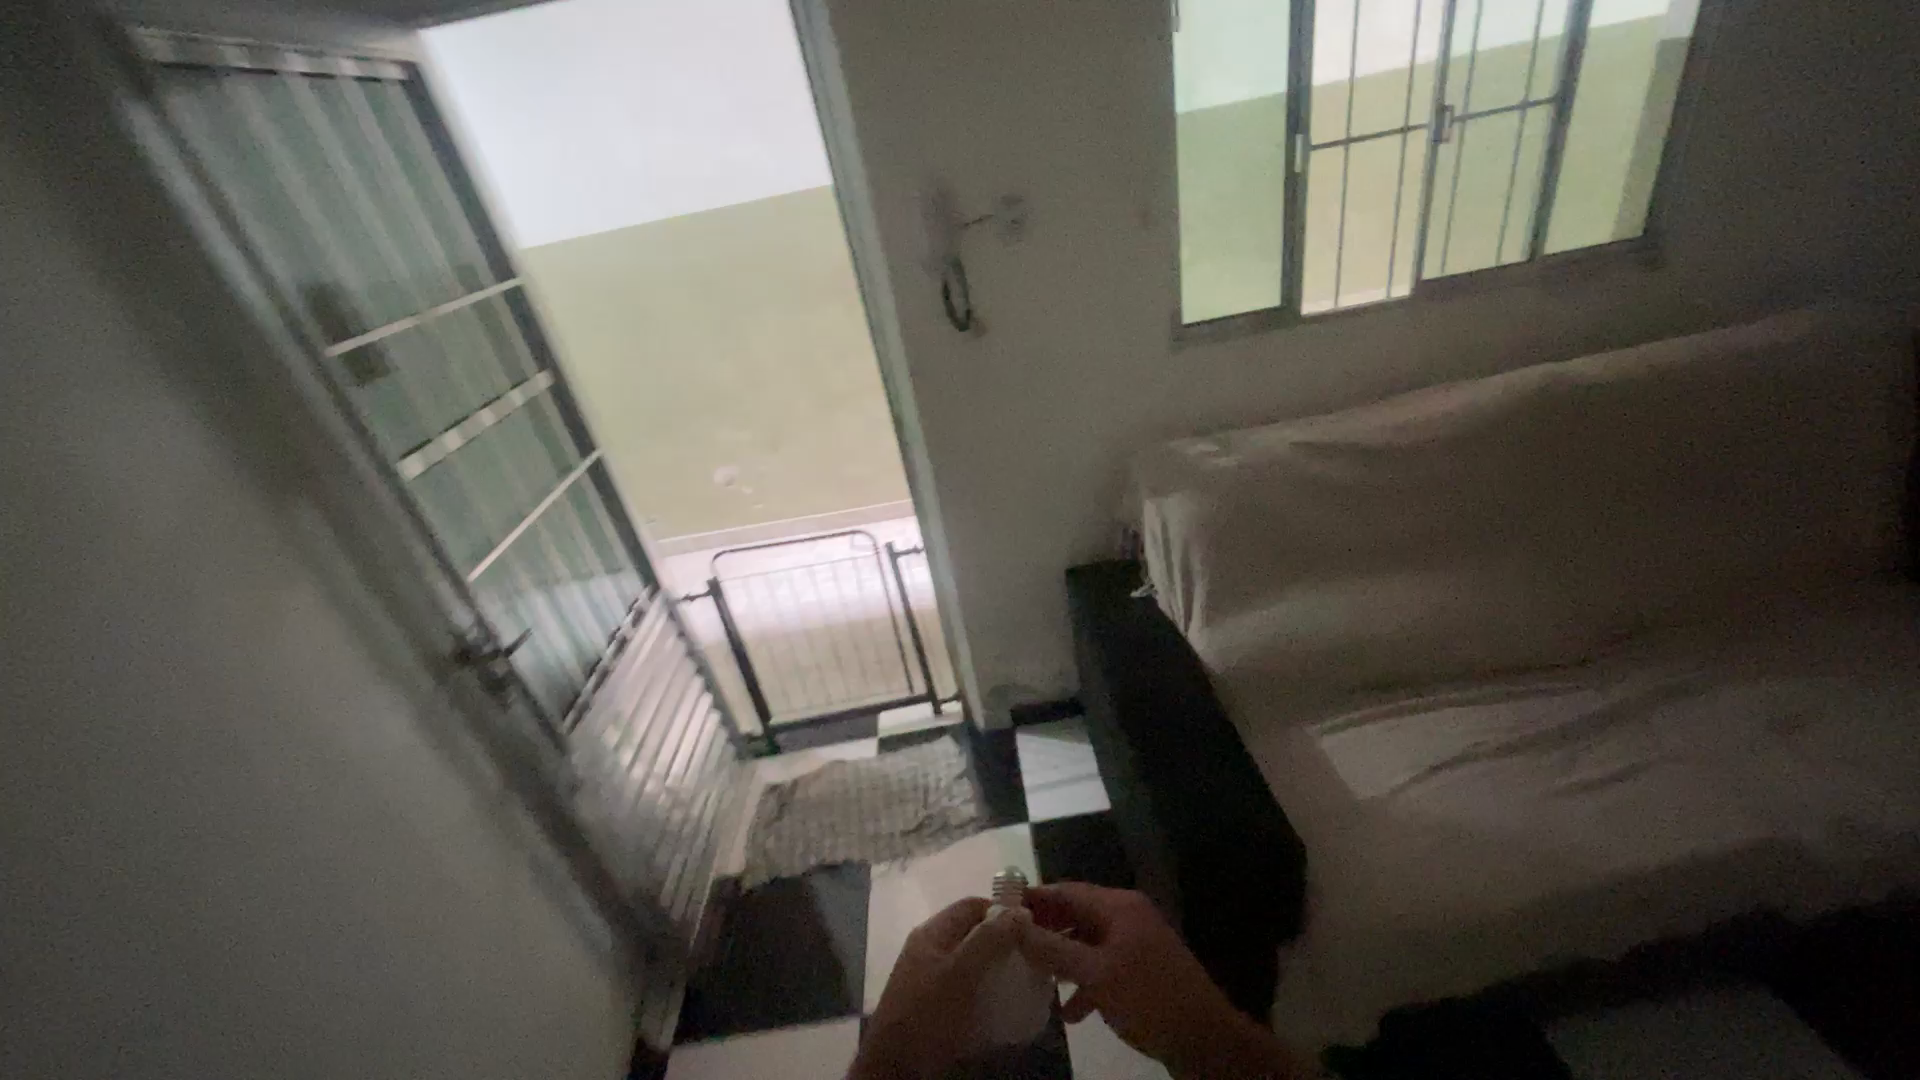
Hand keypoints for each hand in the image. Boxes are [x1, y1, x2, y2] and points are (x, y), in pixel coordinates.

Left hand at [849, 896, 1027, 1079]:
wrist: (895, 1070)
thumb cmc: (929, 1014)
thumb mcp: (961, 972)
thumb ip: (989, 939)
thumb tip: (1020, 911)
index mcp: (931, 933)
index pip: (971, 906)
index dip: (1001, 911)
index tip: (1030, 929)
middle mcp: (929, 949)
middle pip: (972, 933)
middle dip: (1002, 943)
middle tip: (1030, 959)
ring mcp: (930, 978)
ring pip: (971, 962)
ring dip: (996, 969)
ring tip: (1022, 984)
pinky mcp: (934, 1006)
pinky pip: (966, 988)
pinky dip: (985, 992)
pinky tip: (1002, 1007)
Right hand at [1016, 883, 1311, 1079]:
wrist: (1207, 1041)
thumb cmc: (1149, 998)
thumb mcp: (1096, 974)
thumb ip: (1054, 949)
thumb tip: (1012, 925)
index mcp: (1118, 907)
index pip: (1066, 891)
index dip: (1033, 899)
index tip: (1000, 910)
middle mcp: (1127, 917)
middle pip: (1076, 915)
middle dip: (1045, 931)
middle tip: (1010, 946)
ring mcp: (1136, 945)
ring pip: (1087, 943)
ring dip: (1062, 959)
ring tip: (1033, 978)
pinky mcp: (1142, 973)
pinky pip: (1102, 967)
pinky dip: (1084, 983)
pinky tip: (1069, 1012)